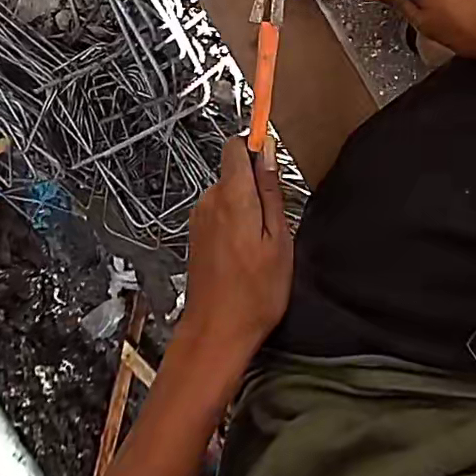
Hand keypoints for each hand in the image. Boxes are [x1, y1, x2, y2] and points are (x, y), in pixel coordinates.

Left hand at [180, 137, 292, 358]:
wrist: (217, 329)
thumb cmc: (254, 293)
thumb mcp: (279, 239)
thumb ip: (271, 191)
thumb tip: (268, 153)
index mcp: (232, 196)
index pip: (235, 146)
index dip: (254, 145)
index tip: (271, 156)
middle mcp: (209, 200)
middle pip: (233, 170)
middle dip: (255, 185)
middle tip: (275, 220)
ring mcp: (199, 216)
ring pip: (228, 193)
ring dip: (245, 207)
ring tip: (261, 243)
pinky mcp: (196, 232)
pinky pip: (219, 211)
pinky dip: (234, 222)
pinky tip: (245, 252)